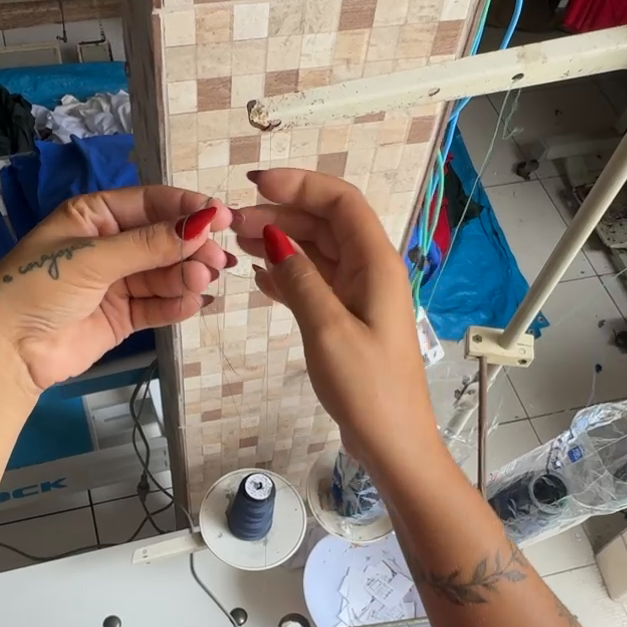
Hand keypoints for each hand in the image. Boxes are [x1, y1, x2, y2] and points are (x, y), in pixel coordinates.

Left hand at [0, 187, 232, 391]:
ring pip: (164, 274)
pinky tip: (194, 302)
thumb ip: (148, 245)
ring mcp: (117, 282)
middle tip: (219, 259)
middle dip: (191, 247)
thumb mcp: (92, 258)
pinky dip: (177, 304)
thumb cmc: (37, 288)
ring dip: (187, 276)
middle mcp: (108, 245)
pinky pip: (157, 306)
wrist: (9, 350)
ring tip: (205, 280)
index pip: (149, 204)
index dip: (185, 209)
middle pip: (162, 240)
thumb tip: (200, 225)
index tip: (220, 216)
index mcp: (93, 216)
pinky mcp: (122, 316)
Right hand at [232, 169, 442, 478]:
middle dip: (282, 216)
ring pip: (318, 256)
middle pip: (326, 226)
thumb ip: (301, 279)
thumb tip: (275, 238)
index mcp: (376, 264)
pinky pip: (316, 286)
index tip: (254, 184)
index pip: (340, 202)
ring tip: (239, 245)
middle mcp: (371, 272)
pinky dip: (289, 278)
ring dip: (282, 245)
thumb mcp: (327, 329)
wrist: (393, 442)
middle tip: (234, 225)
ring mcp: (360, 299)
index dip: (299, 185)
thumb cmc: (367, 387)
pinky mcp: (349, 323)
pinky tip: (260, 278)